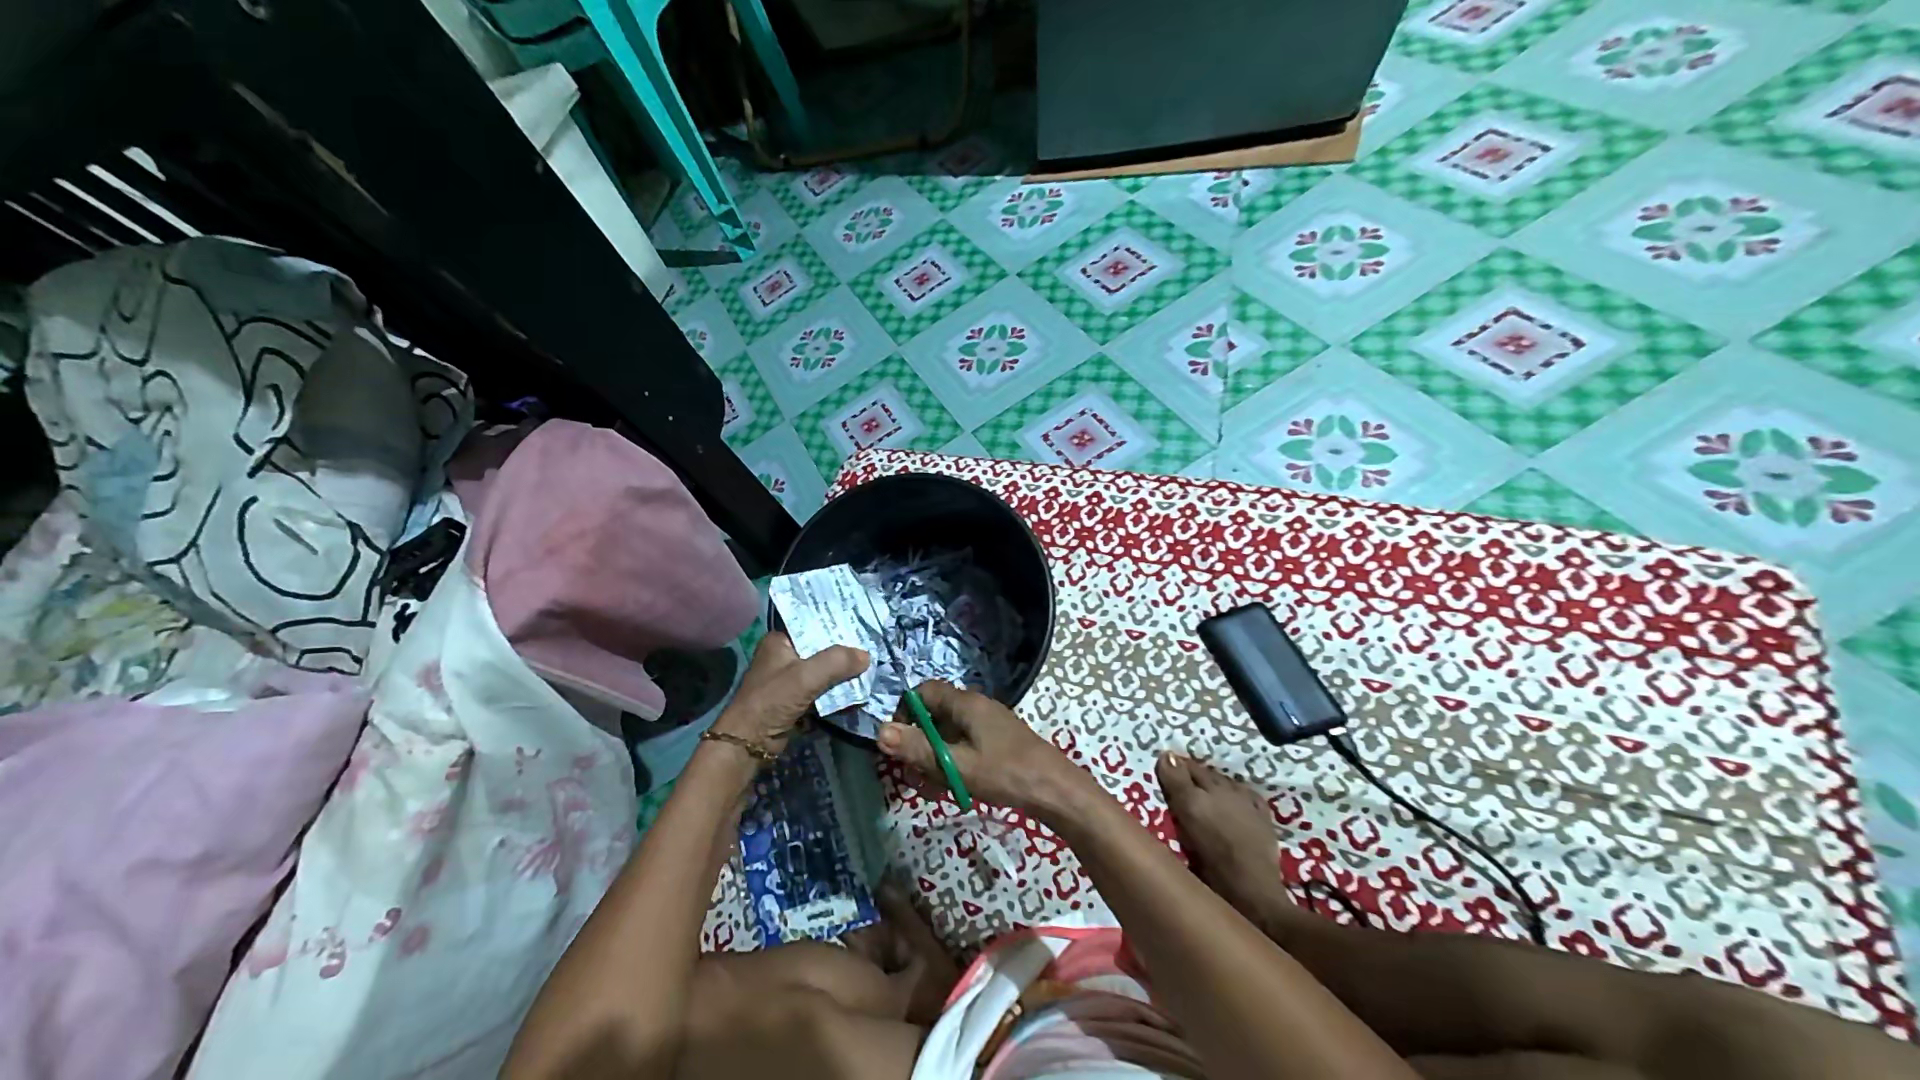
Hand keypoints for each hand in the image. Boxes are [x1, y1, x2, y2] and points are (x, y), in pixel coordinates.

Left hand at [709, 633, 868, 758]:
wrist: (749, 743)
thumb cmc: (772, 700)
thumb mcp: (806, 676)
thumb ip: (836, 662)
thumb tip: (866, 656)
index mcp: (780, 641)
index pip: (814, 626)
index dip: (838, 626)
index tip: (864, 626)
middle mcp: (784, 656)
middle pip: (822, 649)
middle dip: (845, 653)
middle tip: (873, 648)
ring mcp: (790, 679)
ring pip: (824, 671)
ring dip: (843, 674)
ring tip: (871, 668)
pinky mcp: (796, 699)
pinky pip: (823, 690)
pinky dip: (837, 691)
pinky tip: (858, 689)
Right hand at [876, 681, 1095, 817]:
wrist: (1055, 790)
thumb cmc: (1005, 773)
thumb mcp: (956, 764)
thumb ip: (918, 749)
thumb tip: (880, 731)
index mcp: (966, 703)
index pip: (924, 690)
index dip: (905, 711)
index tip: (898, 740)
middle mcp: (977, 706)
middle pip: (935, 713)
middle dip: (919, 741)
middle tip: (913, 772)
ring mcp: (990, 723)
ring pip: (949, 732)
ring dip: (936, 756)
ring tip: (933, 786)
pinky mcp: (998, 740)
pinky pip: (965, 743)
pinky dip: (953, 761)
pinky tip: (955, 786)